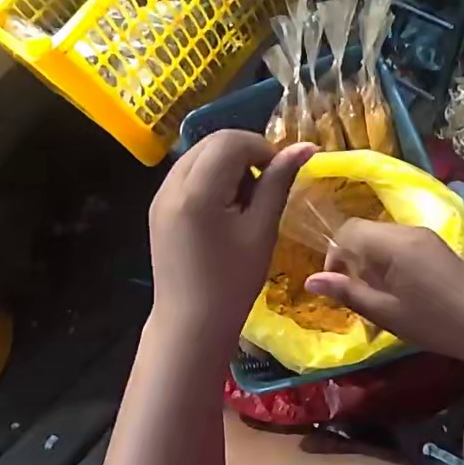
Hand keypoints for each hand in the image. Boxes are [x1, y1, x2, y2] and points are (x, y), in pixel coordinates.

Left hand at [148, 132, 313, 335]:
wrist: (190, 323)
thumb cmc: (233, 282)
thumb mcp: (262, 230)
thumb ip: (278, 183)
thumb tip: (305, 147)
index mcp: (198, 191)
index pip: (231, 141)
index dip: (262, 148)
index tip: (280, 175)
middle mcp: (172, 185)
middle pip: (212, 141)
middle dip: (245, 153)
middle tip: (266, 186)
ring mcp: (160, 196)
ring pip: (199, 155)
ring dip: (228, 164)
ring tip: (246, 201)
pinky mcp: (158, 208)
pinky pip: (188, 174)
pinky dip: (211, 178)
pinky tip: (225, 210)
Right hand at [304, 220, 463, 362]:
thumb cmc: (433, 322)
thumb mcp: (385, 312)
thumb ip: (348, 292)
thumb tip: (311, 280)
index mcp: (394, 243)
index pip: (348, 231)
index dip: (334, 255)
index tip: (338, 285)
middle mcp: (408, 230)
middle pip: (364, 231)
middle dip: (352, 259)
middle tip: (357, 294)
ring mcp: (423, 235)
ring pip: (381, 238)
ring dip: (370, 261)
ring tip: (377, 295)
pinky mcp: (434, 244)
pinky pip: (399, 244)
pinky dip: (388, 261)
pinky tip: (397, 289)